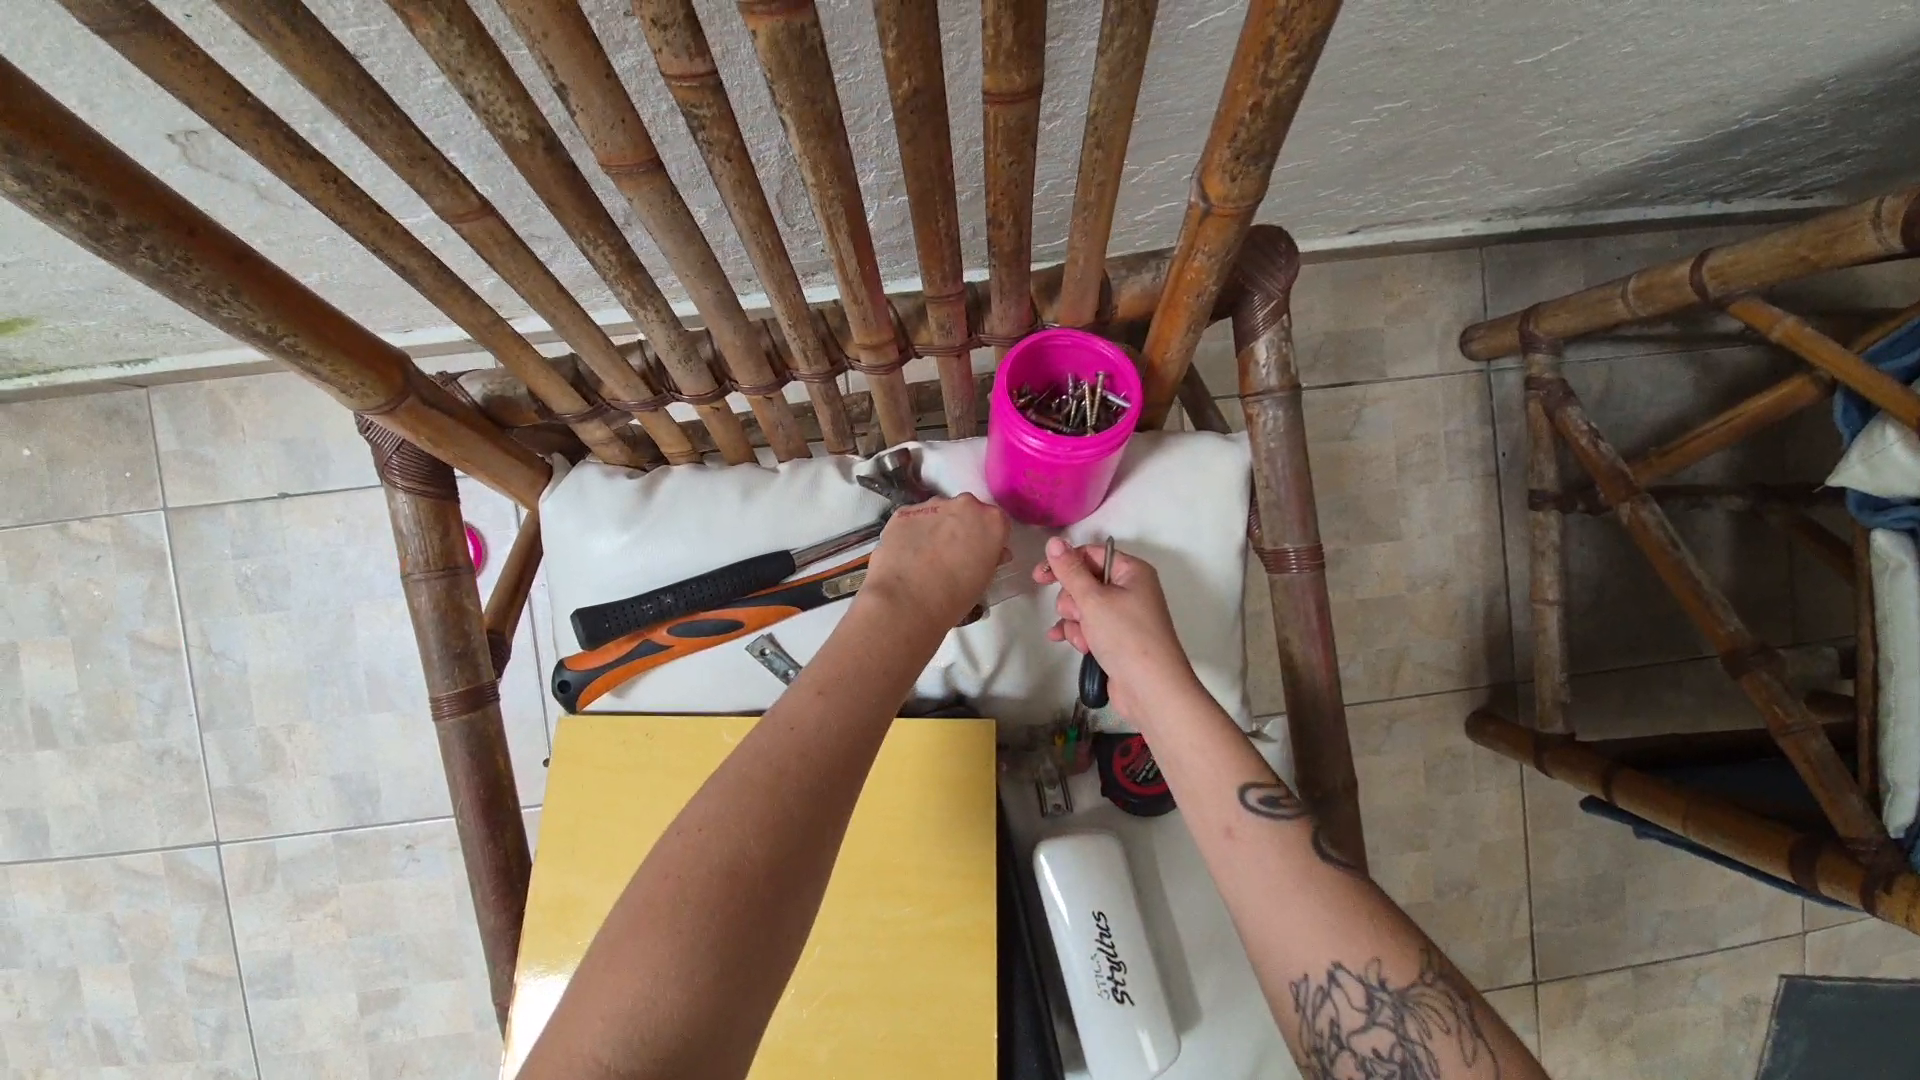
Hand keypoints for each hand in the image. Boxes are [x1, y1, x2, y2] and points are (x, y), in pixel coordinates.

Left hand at [862, 494, 1010, 625]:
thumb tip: (985, 553)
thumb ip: (989, 558)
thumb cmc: (953, 596)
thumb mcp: (984, 580)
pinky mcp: (904, 512)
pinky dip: (912, 532)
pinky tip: (908, 555)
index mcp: (992, 521)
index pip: (996, 523)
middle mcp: (965, 505)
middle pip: (967, 512)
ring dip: (936, 528)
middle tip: (953, 555)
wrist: (908, 600)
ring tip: (926, 558)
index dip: (987, 539)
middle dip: (961, 528)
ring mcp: (932, 506)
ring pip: (938, 513)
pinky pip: (913, 519)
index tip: (980, 552)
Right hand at [1033, 537, 1204, 721]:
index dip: (1064, 563)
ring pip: (1083, 607)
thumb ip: (1070, 570)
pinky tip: (1065, 642)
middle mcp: (1130, 589)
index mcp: (1132, 571)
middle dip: (1073, 600)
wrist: (1150, 688)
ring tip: (1083, 639)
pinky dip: (1078, 633)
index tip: (1039, 577)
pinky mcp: (1116, 638)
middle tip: (1078, 615)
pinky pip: (1089, 626)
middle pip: (1085, 581)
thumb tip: (1054, 542)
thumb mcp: (1093, 599)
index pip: (1091, 554)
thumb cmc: (1125, 636)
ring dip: (1075, 622)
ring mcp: (1124, 616)